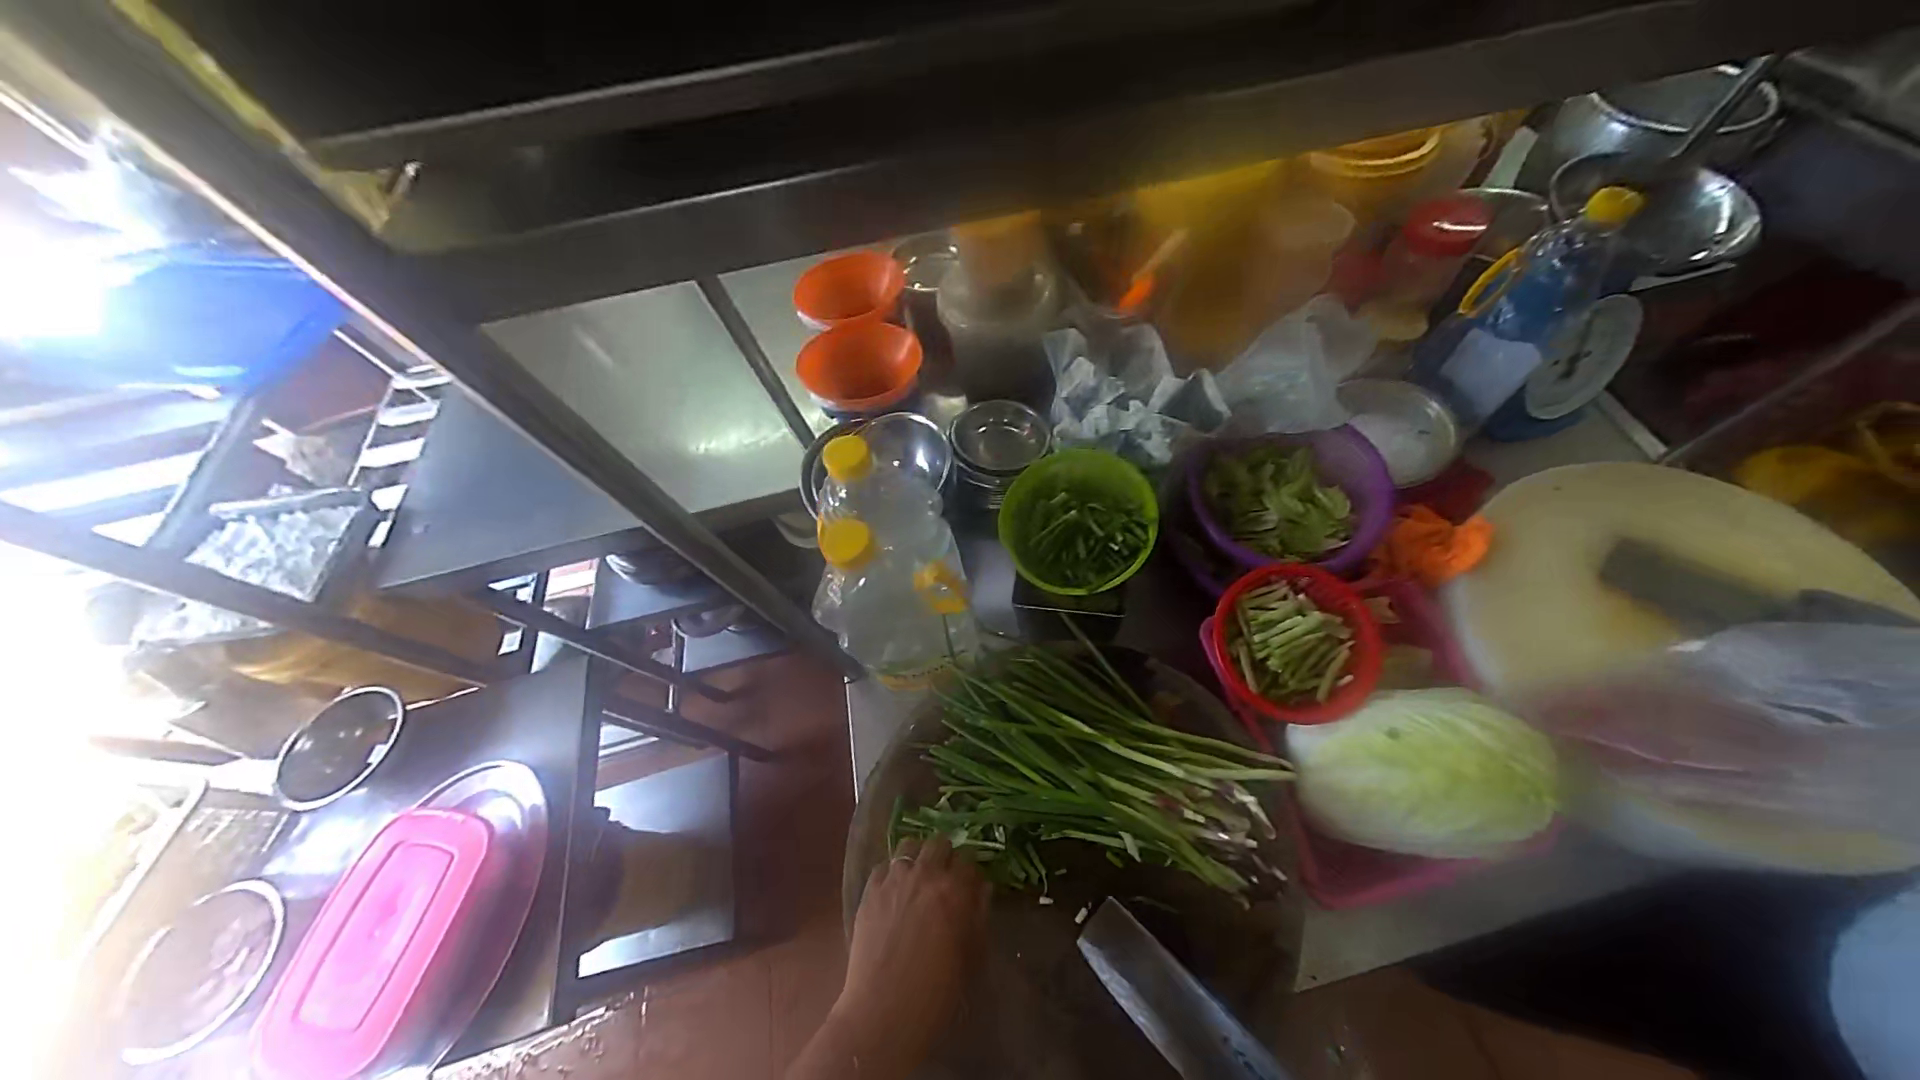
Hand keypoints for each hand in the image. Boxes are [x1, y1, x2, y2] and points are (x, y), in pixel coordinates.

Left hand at [787, 834, 989, 1079]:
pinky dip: (891, 873)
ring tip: (918, 879)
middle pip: (939, 843)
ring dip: (918, 857)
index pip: (970, 860)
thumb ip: (978, 915)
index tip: (971, 884)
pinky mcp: (869, 890)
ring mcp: (893, 879)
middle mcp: (925, 874)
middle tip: (945, 879)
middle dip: (945, 856)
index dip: (972, 872)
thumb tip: (982, 889)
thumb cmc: (936, 993)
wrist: (884, 1012)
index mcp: (955, 890)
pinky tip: (893, 893)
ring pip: (909, 845)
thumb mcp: (971, 956)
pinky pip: (883, 866)